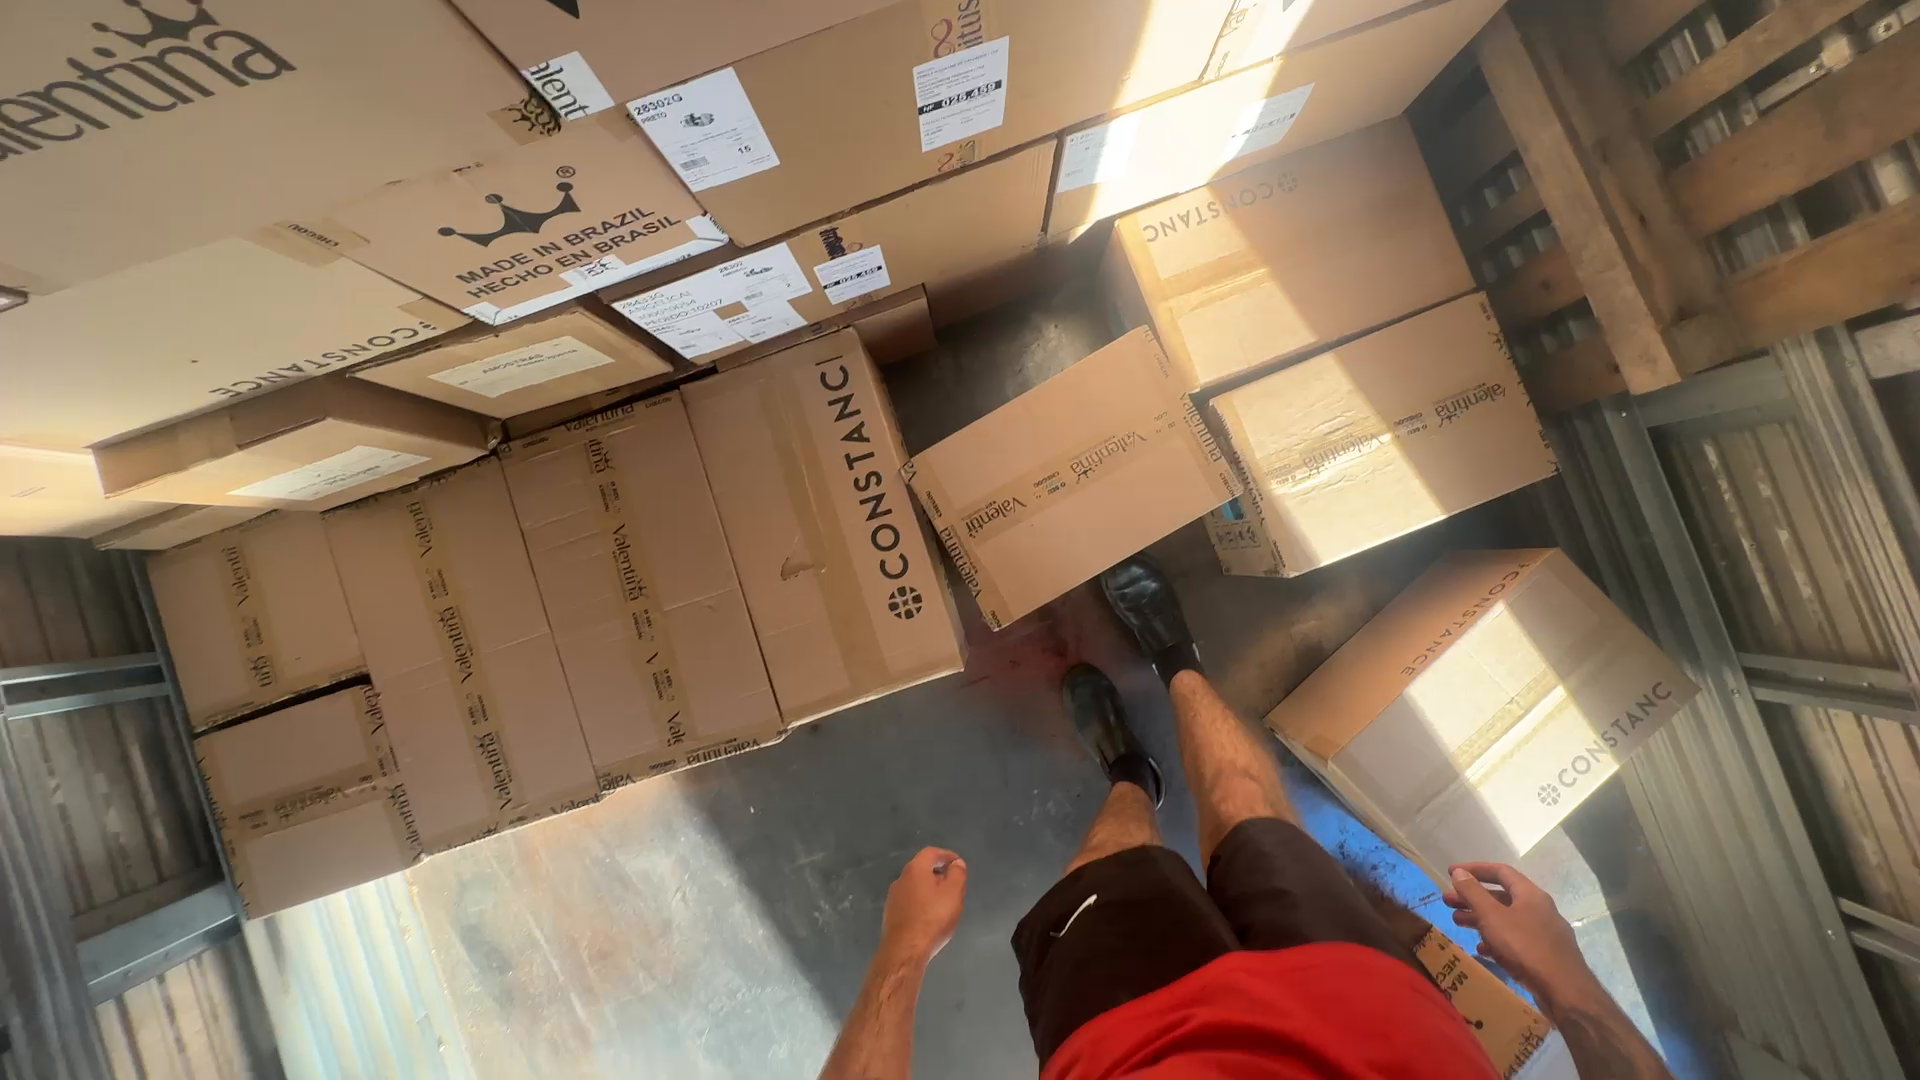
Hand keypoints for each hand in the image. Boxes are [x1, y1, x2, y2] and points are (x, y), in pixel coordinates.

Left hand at [880, 848, 967, 963]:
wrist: (905, 951)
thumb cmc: (932, 918)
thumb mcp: (954, 893)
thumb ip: (957, 874)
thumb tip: (956, 863)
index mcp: (915, 869)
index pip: (931, 852)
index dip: (946, 855)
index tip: (958, 864)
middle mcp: (901, 879)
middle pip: (921, 869)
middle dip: (938, 874)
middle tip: (953, 885)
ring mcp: (893, 898)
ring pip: (915, 887)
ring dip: (929, 890)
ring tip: (943, 903)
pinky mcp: (891, 916)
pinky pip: (909, 902)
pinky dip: (921, 904)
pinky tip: (929, 918)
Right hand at [1444, 862, 1596, 1004]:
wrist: (1566, 994)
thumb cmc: (1525, 947)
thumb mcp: (1491, 916)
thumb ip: (1472, 892)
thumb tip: (1459, 872)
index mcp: (1531, 895)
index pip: (1500, 871)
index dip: (1473, 869)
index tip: (1451, 873)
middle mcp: (1541, 910)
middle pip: (1501, 896)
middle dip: (1472, 897)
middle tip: (1449, 901)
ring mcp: (1546, 935)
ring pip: (1507, 919)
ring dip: (1480, 918)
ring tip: (1458, 922)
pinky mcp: (1547, 956)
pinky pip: (1516, 940)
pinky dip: (1496, 939)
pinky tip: (1482, 949)